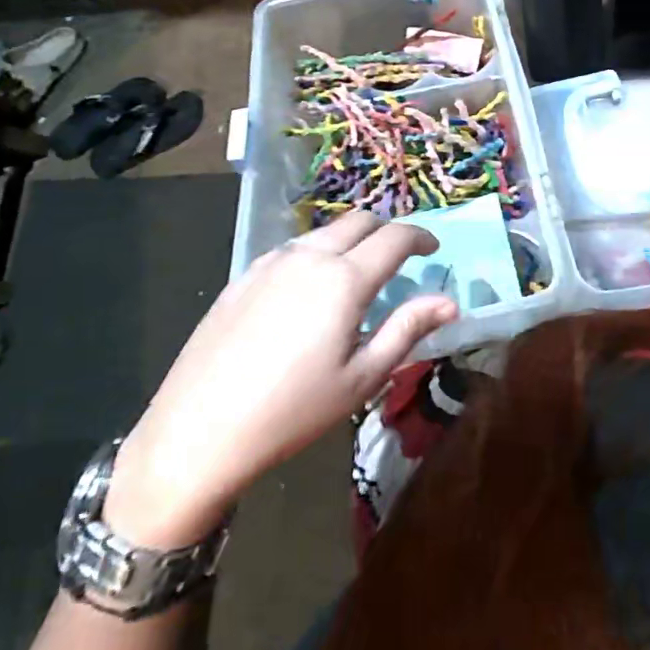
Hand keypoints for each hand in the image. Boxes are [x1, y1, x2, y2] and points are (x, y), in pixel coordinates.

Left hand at [103, 212, 458, 547]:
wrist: (200, 427)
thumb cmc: (294, 409)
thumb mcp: (363, 377)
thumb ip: (407, 330)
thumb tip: (449, 302)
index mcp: (344, 279)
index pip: (394, 237)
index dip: (420, 236)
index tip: (433, 248)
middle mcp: (308, 256)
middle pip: (358, 221)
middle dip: (386, 230)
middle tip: (400, 255)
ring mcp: (270, 262)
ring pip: (322, 232)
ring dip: (350, 239)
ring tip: (357, 271)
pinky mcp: (242, 276)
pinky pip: (290, 248)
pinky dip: (315, 252)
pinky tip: (310, 286)